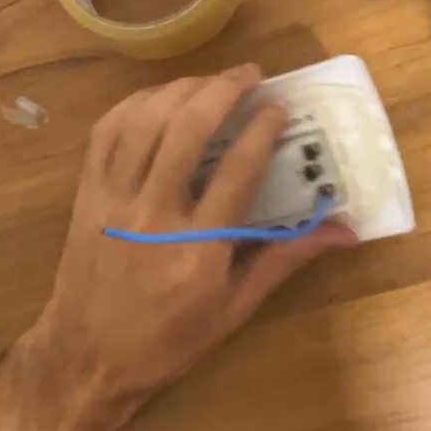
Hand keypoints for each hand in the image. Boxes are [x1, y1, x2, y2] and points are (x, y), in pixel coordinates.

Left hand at [14, 65, 356, 430]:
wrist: (87, 356)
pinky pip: (104, 134)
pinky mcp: (85, 194)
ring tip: (208, 81)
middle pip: (187, 130)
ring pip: (144, 123)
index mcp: (198, 248)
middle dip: (221, 90)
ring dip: (179, 90)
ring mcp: (112, 199)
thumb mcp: (233, 309)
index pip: (237, 170)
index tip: (278, 104)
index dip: (262, 128)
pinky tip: (156, 98)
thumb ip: (285, 260)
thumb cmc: (167, 341)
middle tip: (248, 74)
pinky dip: (131, 105)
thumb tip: (345, 230)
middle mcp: (153, 213)